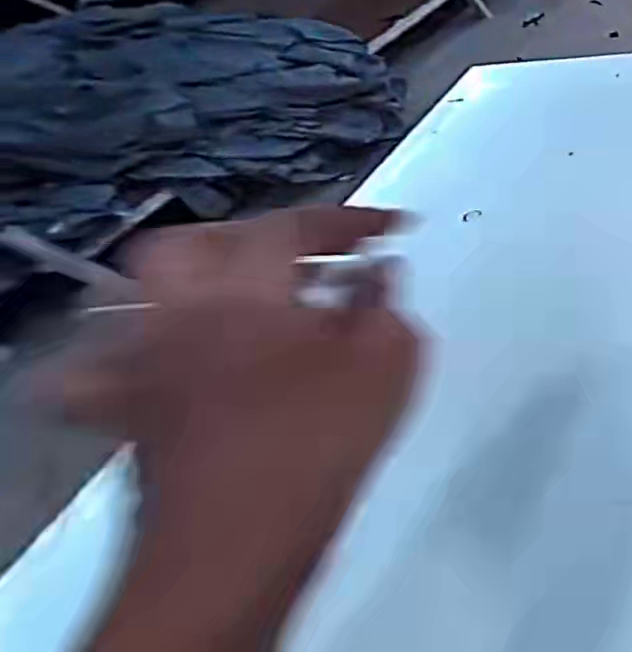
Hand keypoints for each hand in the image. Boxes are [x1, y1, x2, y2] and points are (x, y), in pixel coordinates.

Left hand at [41, 207, 420, 651]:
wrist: (245, 536)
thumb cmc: (328, 431)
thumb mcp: (390, 351)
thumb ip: (383, 299)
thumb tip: (374, 270)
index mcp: (243, 297)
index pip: (288, 227)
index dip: (348, 218)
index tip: (397, 225)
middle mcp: (175, 319)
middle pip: (194, 244)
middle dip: (262, 234)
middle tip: (321, 248)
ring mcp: (139, 366)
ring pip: (145, 292)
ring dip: (210, 278)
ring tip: (266, 291)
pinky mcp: (127, 410)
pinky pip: (112, 359)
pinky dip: (151, 339)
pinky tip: (190, 349)